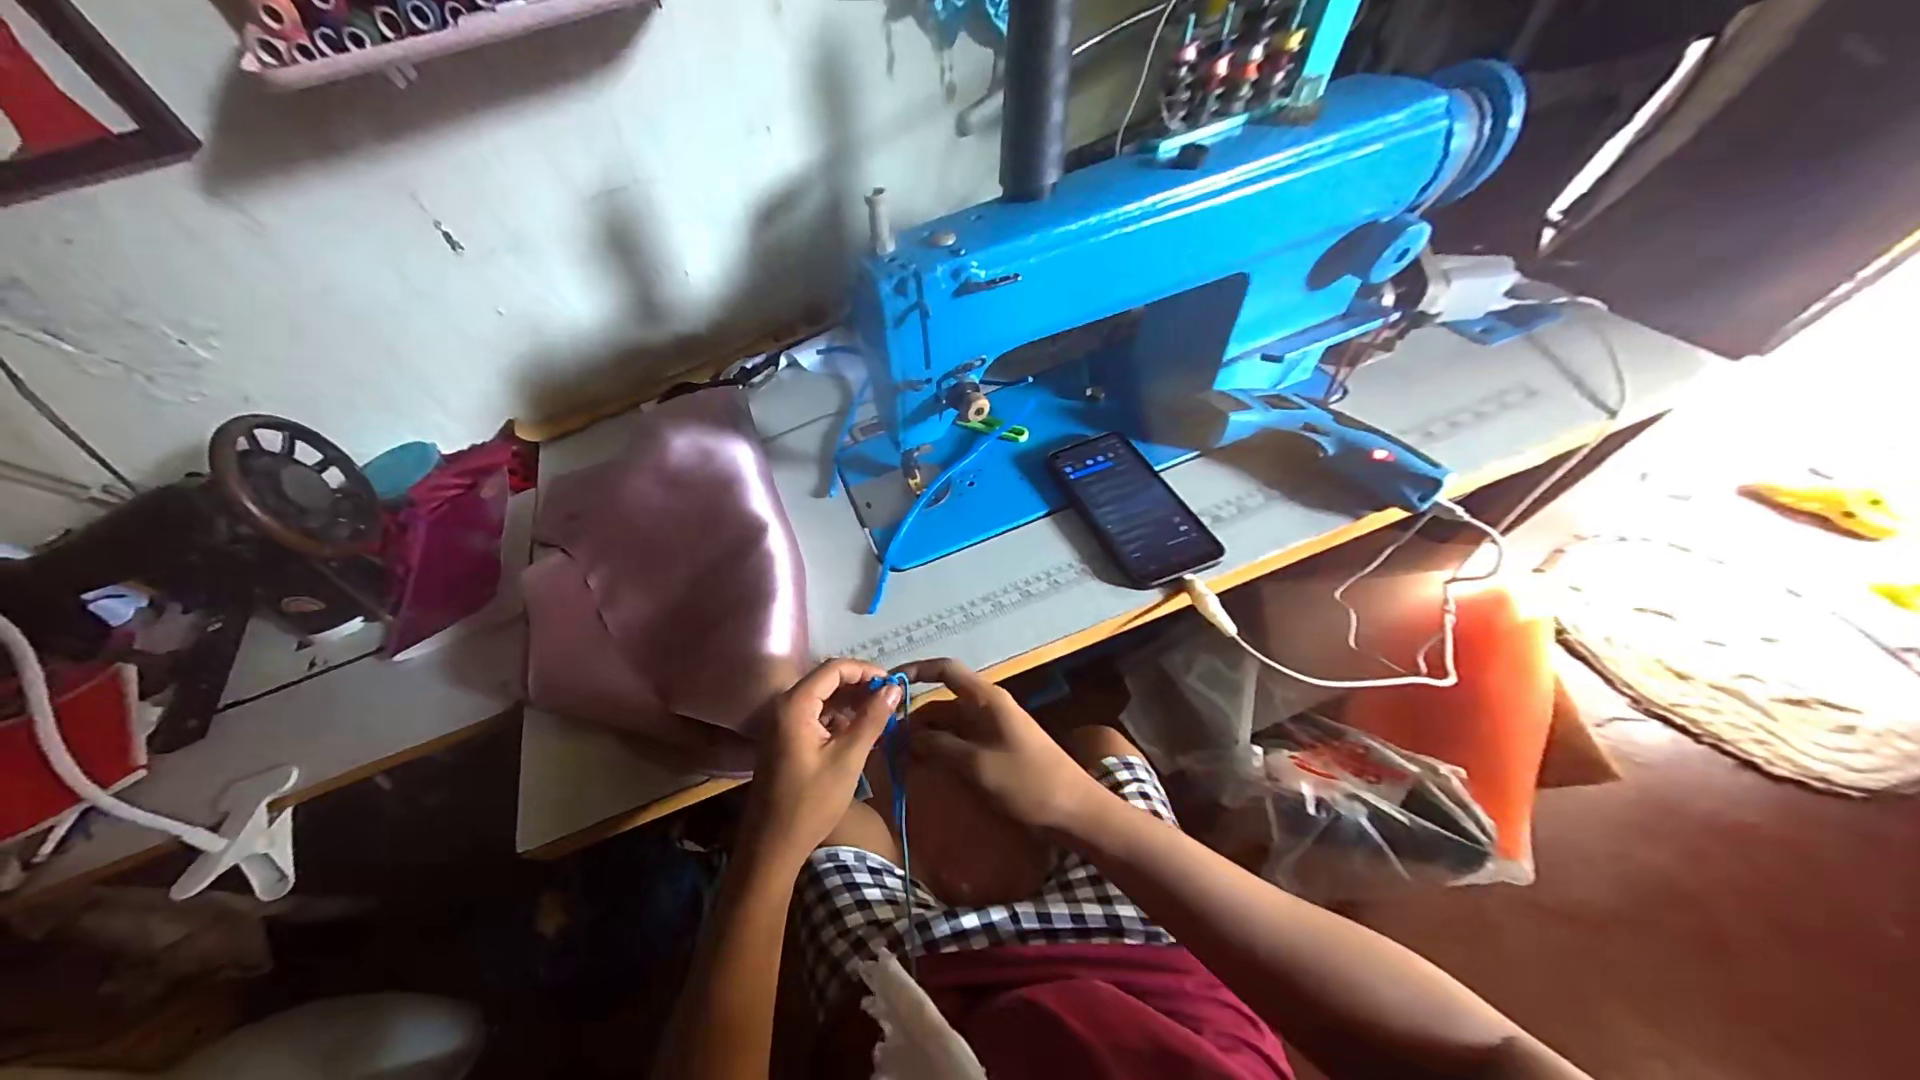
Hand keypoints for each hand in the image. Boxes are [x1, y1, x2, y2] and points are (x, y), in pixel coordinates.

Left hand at [741, 658, 899, 869]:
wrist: (772, 846)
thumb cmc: (811, 802)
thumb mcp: (849, 758)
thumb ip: (872, 719)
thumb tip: (895, 688)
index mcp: (795, 705)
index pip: (833, 669)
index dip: (866, 670)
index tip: (893, 682)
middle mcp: (784, 706)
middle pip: (827, 680)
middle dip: (861, 686)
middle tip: (891, 699)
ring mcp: (782, 723)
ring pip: (823, 698)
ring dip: (852, 702)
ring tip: (882, 715)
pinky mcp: (785, 739)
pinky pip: (816, 716)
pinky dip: (839, 718)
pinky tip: (861, 731)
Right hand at [898, 658, 1109, 836]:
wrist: (1074, 811)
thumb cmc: (1026, 782)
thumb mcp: (975, 765)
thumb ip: (938, 746)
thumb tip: (906, 734)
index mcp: (986, 699)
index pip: (945, 670)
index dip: (916, 671)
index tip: (888, 683)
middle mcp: (988, 707)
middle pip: (943, 701)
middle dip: (914, 717)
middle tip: (885, 740)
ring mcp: (994, 728)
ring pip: (950, 724)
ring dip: (926, 737)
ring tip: (898, 758)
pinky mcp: (997, 749)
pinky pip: (962, 741)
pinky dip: (942, 749)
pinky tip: (924, 766)